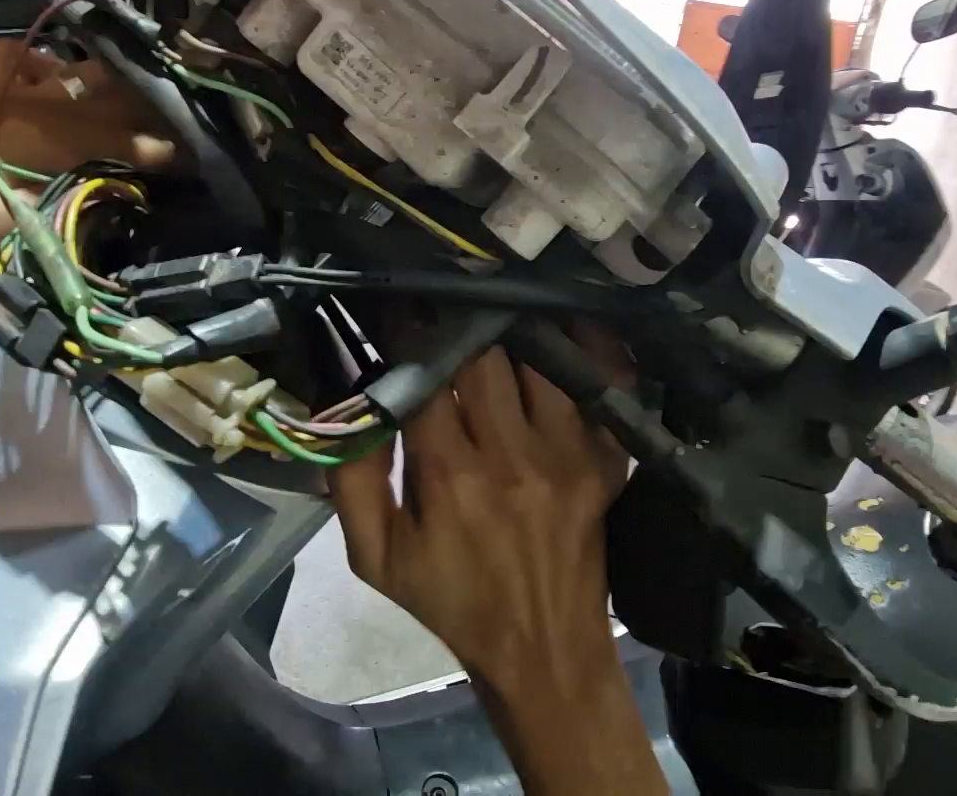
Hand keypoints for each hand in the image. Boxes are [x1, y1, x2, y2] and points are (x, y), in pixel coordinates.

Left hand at [0, 39, 174, 304]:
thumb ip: (45, 208)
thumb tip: (116, 197)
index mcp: (20, 141)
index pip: (111, 141)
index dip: (162, 152)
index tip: (204, 164)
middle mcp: (11, 117)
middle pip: (98, 101)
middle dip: (151, 109)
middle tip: (194, 128)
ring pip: (66, 84)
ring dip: (115, 87)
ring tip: (153, 102)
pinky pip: (18, 80)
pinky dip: (53, 71)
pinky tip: (64, 82)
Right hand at [330, 339, 664, 792]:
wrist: (543, 648)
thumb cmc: (452, 600)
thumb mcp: (377, 557)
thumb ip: (352, 481)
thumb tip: (350, 408)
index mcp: (452, 476)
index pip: (424, 379)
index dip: (406, 335)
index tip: (396, 308)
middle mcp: (514, 455)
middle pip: (484, 356)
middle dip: (457, 326)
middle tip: (444, 308)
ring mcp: (570, 452)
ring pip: (539, 356)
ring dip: (512, 333)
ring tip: (493, 313)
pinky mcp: (607, 458)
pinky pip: (599, 383)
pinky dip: (580, 349)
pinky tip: (558, 327)